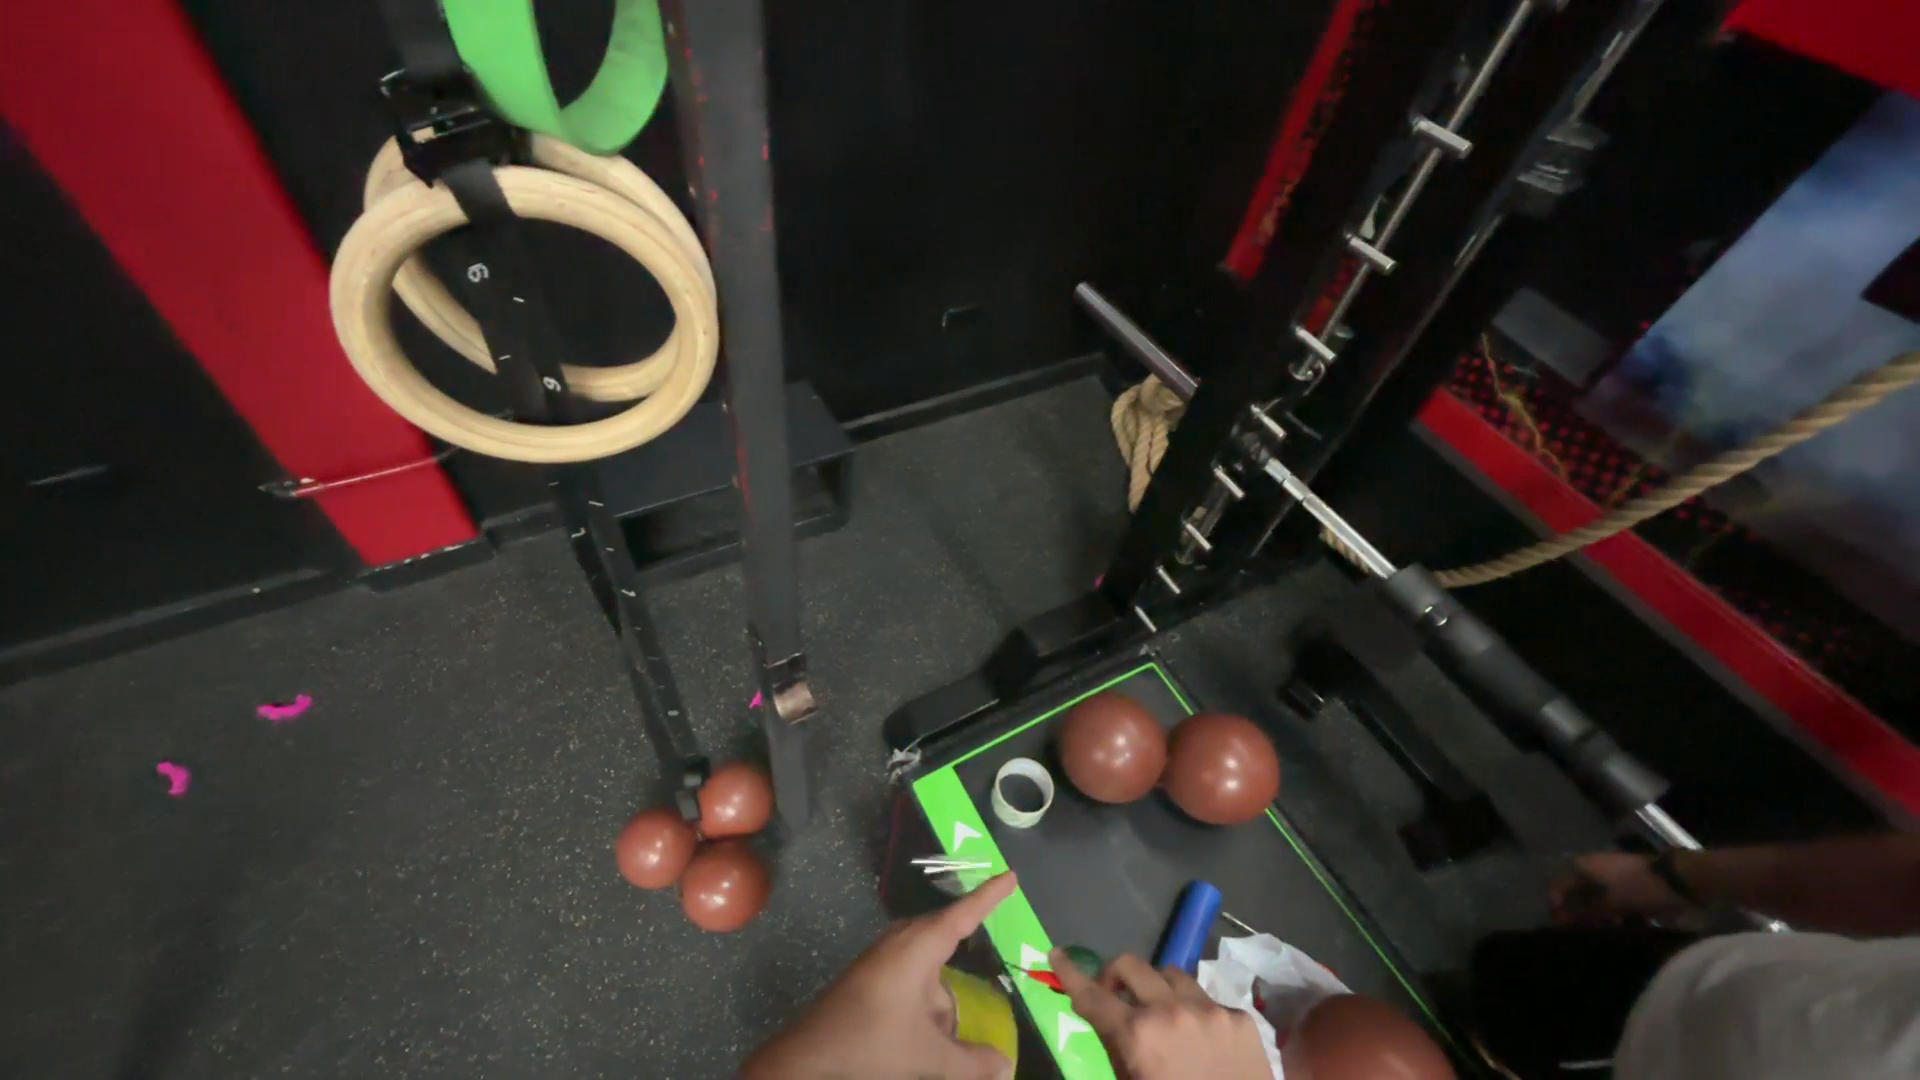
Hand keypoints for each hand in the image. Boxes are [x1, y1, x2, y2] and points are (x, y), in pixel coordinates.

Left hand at [742, 872, 1016, 1079]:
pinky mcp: (871, 975)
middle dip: (966, 962)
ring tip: (941, 1044)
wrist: (806, 1060)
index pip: (965, 912)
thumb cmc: (870, 1044)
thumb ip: (971, 1062)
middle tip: (988, 972)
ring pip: (929, 971)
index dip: (990, 895)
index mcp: (920, 945)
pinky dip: (923, 1007)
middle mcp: (902, 941)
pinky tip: (921, 1042)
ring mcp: (884, 957)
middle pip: (948, 942)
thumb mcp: (928, 1058)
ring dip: (940, 1004)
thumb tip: (1006, 1065)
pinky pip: (911, 982)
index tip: (1010, 875)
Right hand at [1050, 951, 1270, 1079]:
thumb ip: (1118, 1054)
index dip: (1070, 973)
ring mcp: (1209, 1010)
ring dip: (1158, 990)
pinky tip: (1205, 1042)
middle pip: (1130, 964)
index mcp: (1138, 1036)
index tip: (1057, 953)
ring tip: (1163, 1016)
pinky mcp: (1241, 1019)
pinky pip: (1209, 1000)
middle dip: (1115, 976)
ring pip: (1171, 974)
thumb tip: (1110, 1026)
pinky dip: (1197, 1014)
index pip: (1092, 996)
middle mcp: (1170, 1011)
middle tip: (1115, 997)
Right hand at [1550, 852, 1686, 923]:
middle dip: (1583, 913)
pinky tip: (1627, 922)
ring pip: (1595, 896)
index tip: (1565, 928)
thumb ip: (1584, 911)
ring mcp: (1608, 871)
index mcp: (1578, 867)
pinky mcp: (1626, 878)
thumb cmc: (1636, 888)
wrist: (1677, 878)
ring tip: (1613, 929)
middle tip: (1592, 930)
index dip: (1557, 908)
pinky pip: (1612, 895)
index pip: (1556, 887)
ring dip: (1601, 913)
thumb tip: (1562, 918)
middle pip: (1576, 892)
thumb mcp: (1609, 903)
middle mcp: (1588, 866)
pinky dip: (1616, 909)